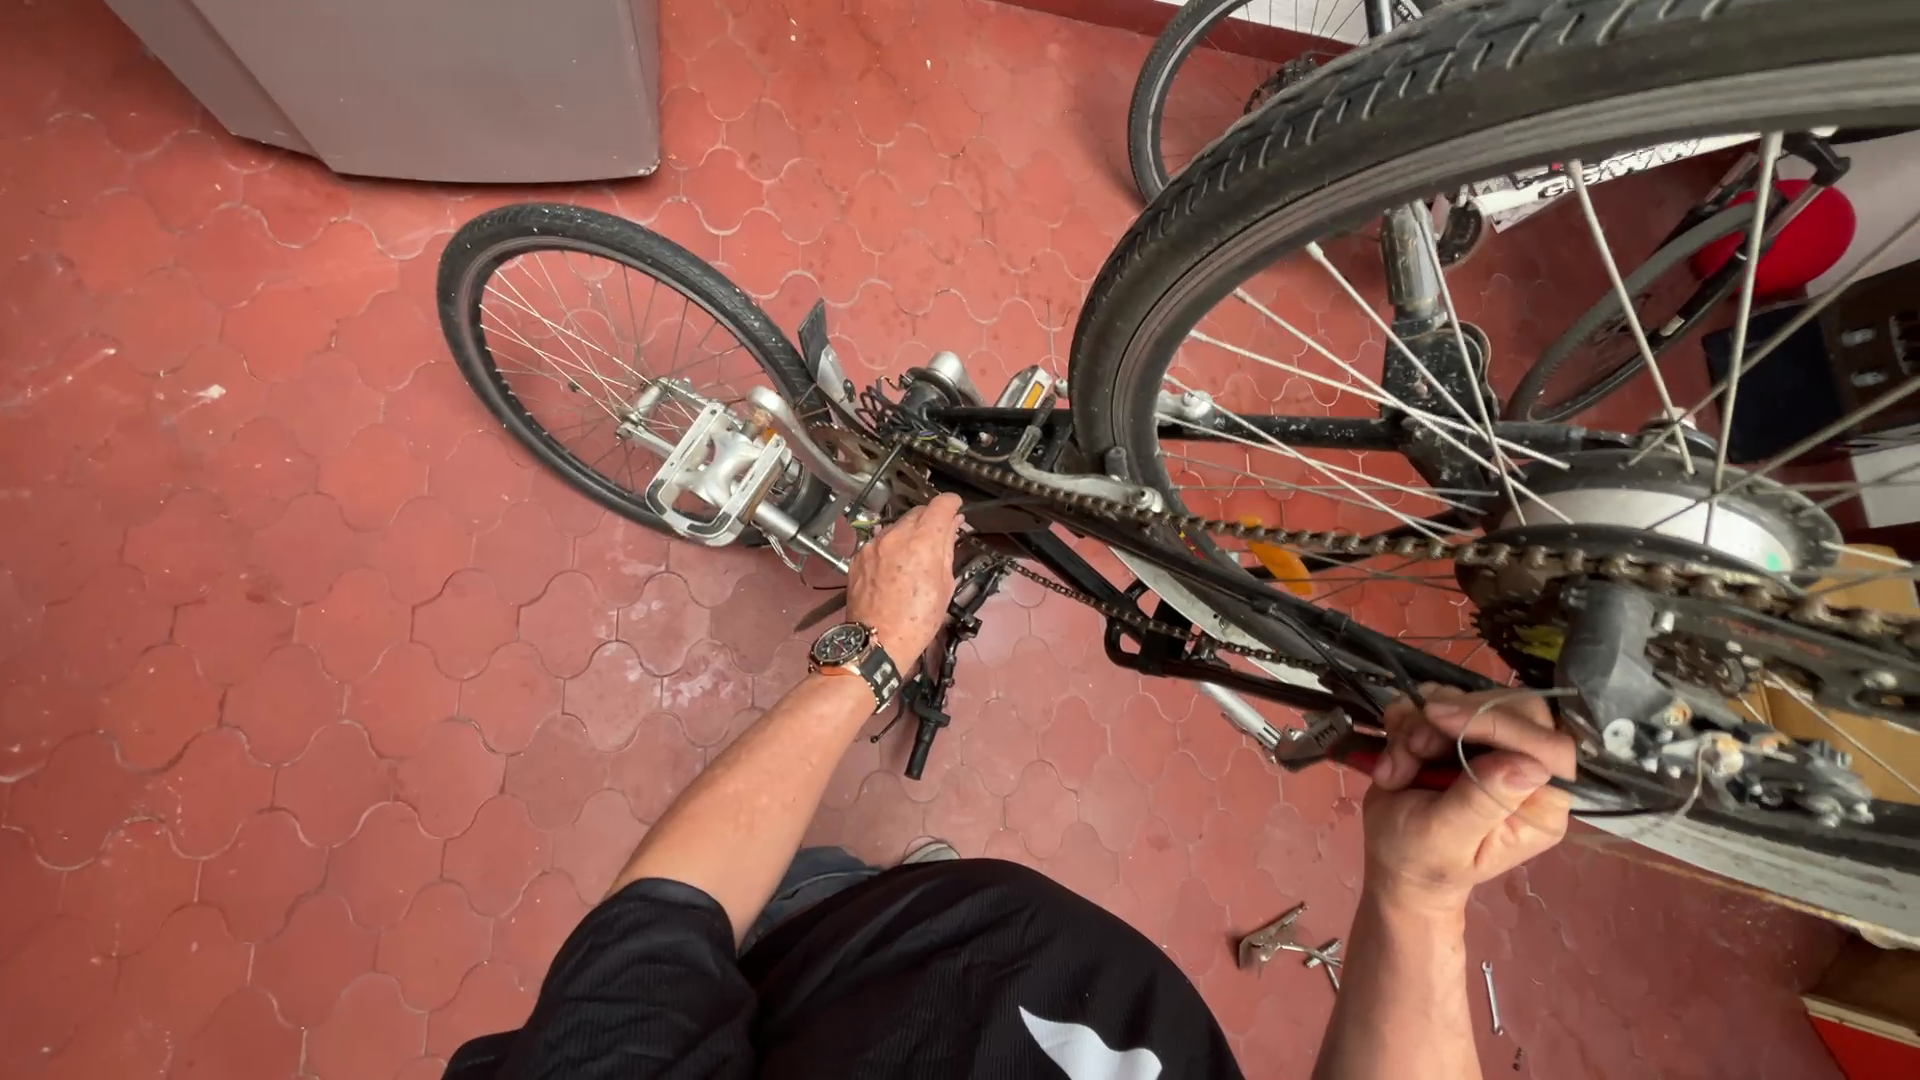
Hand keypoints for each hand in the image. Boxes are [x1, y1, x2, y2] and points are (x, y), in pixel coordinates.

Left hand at [844, 493, 964, 661]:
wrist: (877, 641)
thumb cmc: (919, 619)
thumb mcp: (945, 584)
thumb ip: (947, 547)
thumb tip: (952, 524)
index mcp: (923, 541)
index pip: (940, 505)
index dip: (952, 503)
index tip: (956, 509)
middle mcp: (896, 535)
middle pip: (918, 512)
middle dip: (931, 520)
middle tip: (939, 538)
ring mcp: (873, 544)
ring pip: (897, 526)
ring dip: (909, 533)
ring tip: (915, 558)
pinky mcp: (858, 556)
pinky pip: (879, 542)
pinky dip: (890, 547)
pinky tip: (894, 568)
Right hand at [1361, 685, 1576, 913]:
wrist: (1393, 858)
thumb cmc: (1422, 858)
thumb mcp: (1445, 836)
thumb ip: (1482, 800)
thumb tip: (1529, 765)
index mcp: (1539, 803)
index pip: (1547, 746)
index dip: (1498, 723)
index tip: (1440, 718)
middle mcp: (1522, 768)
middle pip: (1510, 708)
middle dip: (1453, 719)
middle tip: (1414, 747)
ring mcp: (1487, 747)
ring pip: (1463, 699)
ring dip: (1418, 725)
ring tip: (1399, 766)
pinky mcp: (1455, 733)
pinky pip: (1432, 700)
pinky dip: (1403, 720)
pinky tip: (1394, 755)